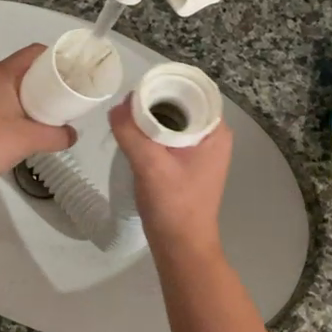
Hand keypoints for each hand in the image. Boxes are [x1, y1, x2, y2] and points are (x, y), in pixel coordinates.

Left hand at [0, 44, 75, 189]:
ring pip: (17, 87)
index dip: (58, 58)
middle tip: (71, 94)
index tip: (76, 72)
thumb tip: (72, 135)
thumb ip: (56, 136)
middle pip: (27, 69)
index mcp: (2, 74)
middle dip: (50, 80)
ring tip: (57, 111)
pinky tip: (34, 126)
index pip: (35, 52)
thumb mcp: (29, 139)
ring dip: (37, 97)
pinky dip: (23, 108)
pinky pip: (7, 102)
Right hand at [110, 95, 233, 250]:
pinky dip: (151, 134)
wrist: (181, 246)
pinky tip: (133, 138)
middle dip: (152, 101)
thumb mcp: (149, 165)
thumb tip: (117, 107)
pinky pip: (169, 137)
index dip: (163, 84)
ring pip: (172, 120)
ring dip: (150, 118)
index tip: (135, 88)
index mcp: (214, 131)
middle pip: (180, 103)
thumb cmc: (173, 206)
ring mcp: (201, 151)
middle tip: (124, 104)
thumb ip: (131, 132)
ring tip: (125, 119)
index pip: (190, 90)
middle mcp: (212, 136)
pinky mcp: (188, 164)